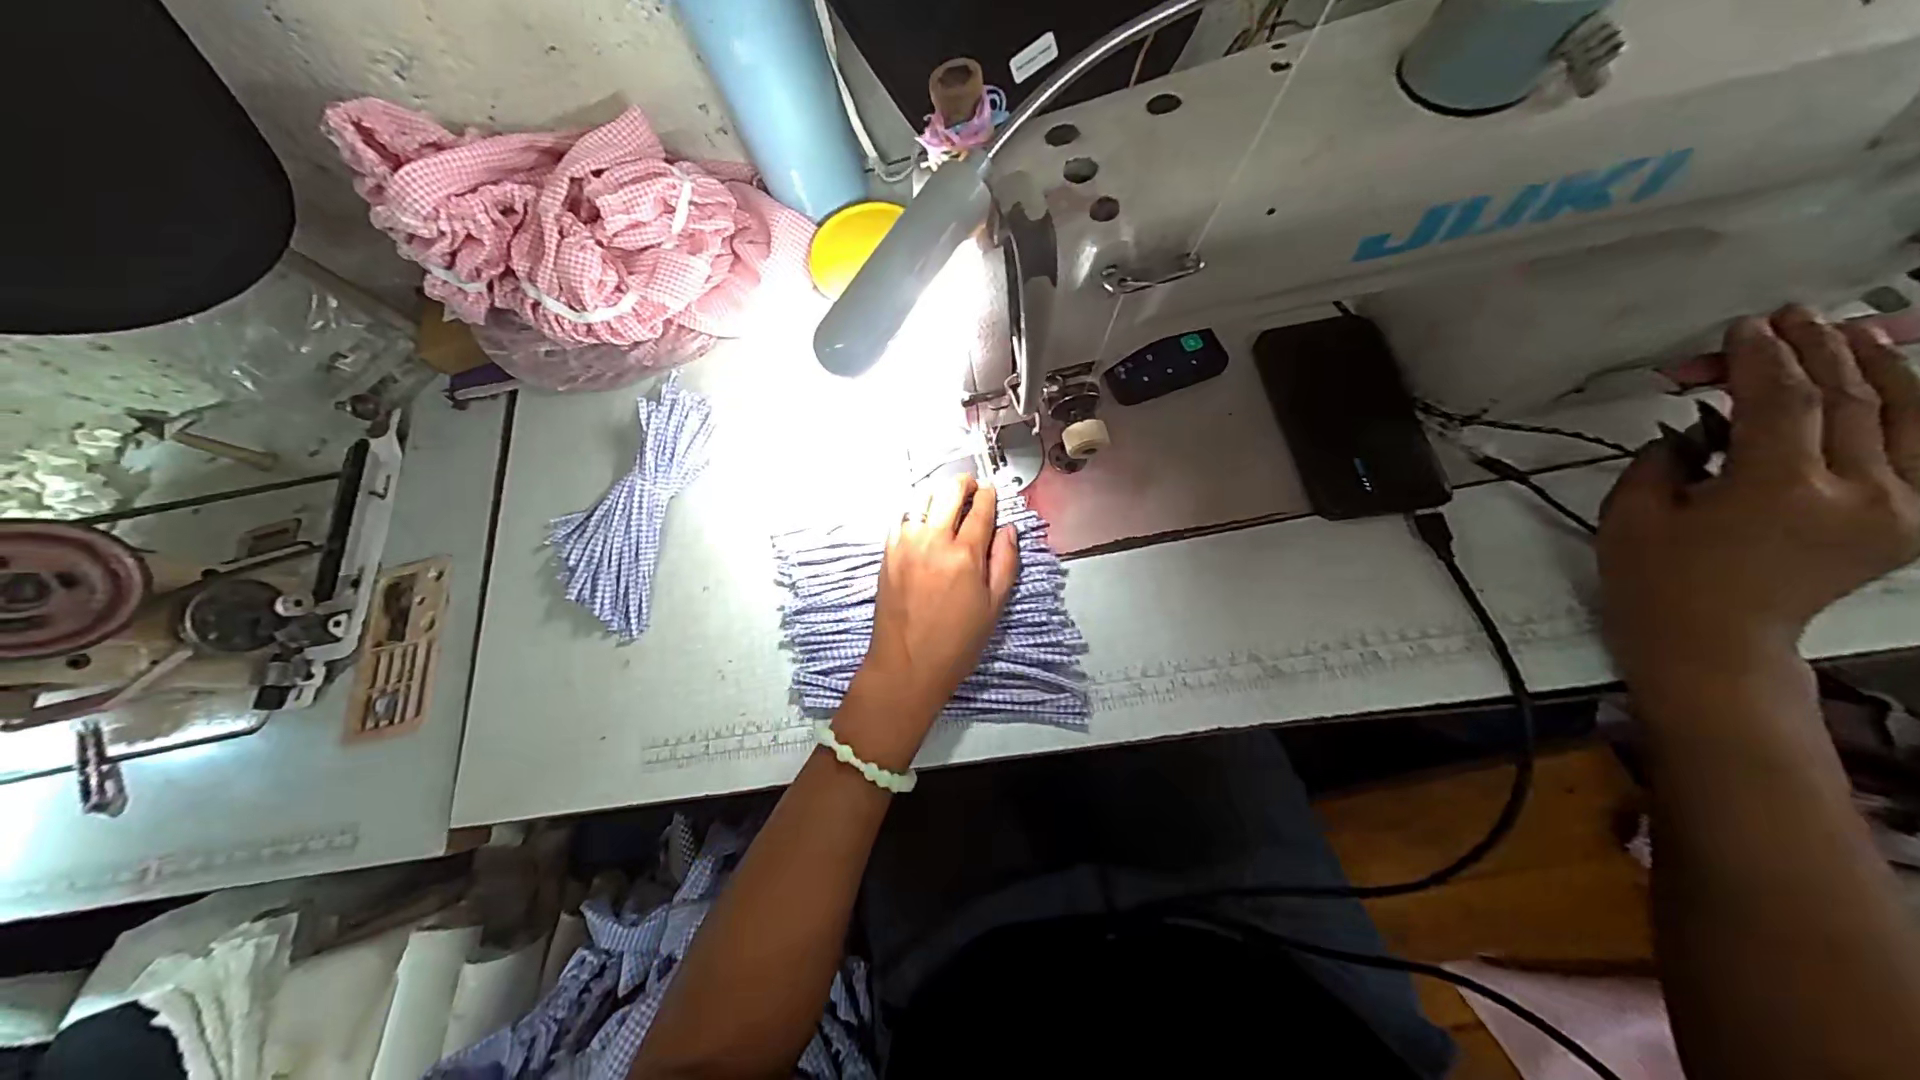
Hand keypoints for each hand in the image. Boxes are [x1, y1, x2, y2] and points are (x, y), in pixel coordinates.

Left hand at [840, 475, 1019, 758]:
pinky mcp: (887, 553)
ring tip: (947, 497)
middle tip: (971, 487)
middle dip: (963, 483)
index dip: (989, 495)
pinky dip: (914, 509)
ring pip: (921, 498)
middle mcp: (933, 542)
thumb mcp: (994, 606)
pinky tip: (923, 517)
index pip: (981, 509)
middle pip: (948, 492)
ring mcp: (906, 545)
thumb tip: (1008, 530)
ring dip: (937, 492)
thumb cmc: (956, 643)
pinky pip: (901, 517)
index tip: (992, 490)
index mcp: (965, 555)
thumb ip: (1005, 562)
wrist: (906, 665)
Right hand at [1599, 306, 1919, 682]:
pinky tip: (1885, 383)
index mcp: (1779, 492)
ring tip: (1848, 332)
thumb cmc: (1657, 583)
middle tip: (1789, 318)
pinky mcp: (1909, 522)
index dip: (1761, 358)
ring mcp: (1899, 509)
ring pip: (1906, 415)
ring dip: (1876, 367)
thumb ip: (1665, 458)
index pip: (1782, 401)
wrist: (1714, 644)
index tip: (1742, 329)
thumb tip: (1698, 427)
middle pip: (1849, 399)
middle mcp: (1859, 494)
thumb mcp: (1632, 515)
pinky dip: (1907, 408)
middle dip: (1816, 351)